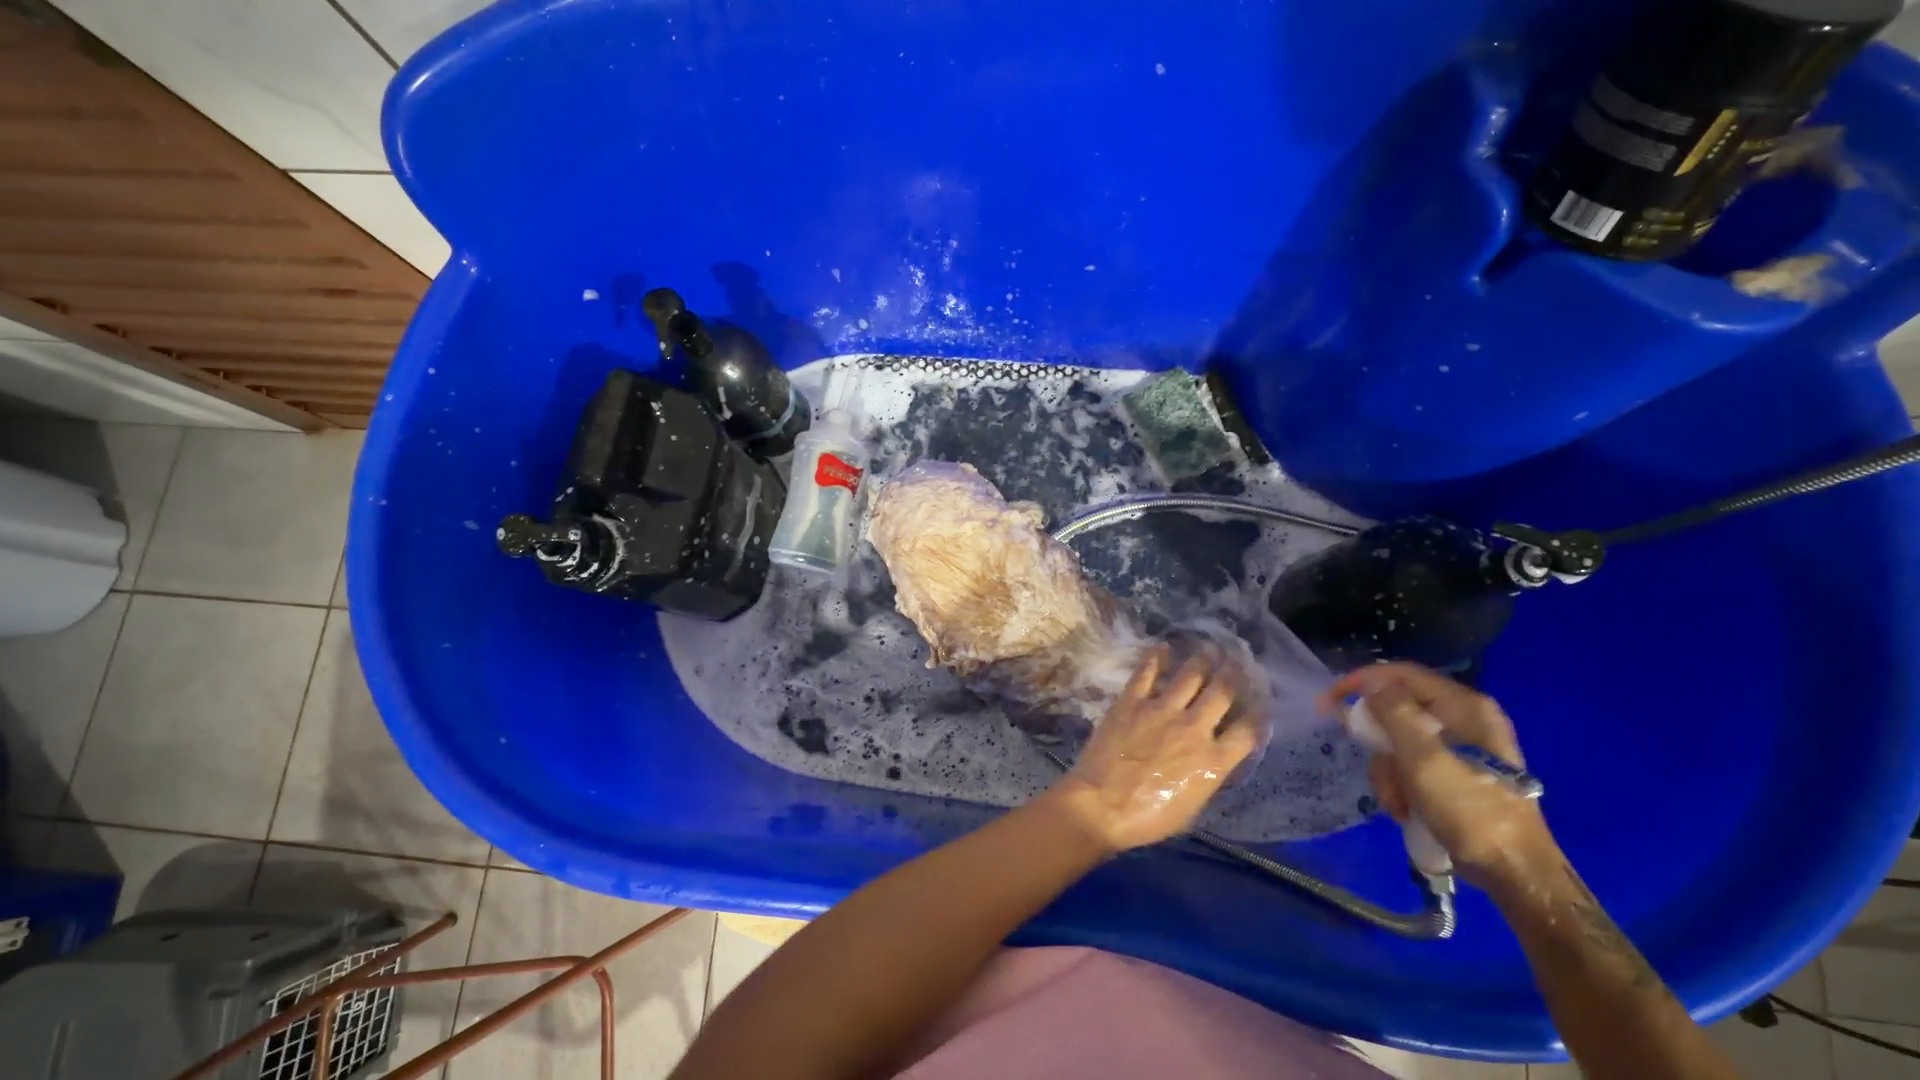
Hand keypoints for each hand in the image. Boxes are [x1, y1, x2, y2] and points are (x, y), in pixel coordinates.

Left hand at [1048, 645, 1260, 852]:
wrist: (1102, 807)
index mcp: (1213, 760)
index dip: (1259, 714)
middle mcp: (1194, 728)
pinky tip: (1164, 647)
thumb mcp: (1193, 805)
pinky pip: (1148, 672)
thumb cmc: (1149, 818)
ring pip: (1191, 674)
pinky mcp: (1132, 702)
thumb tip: (1213, 757)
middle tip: (1236, 659)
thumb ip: (1207, 775)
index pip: (1248, 730)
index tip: (1260, 702)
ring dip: (1202, 659)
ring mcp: (1162, 710)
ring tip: (1208, 649)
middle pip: (1223, 691)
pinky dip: (1157, 657)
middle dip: (1233, 672)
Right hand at [1323, 663, 1557, 887]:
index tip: (1328, 703)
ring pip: (1402, 744)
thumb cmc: (1470, 811)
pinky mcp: (1458, 775)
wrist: (1515, 871)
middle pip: (1398, 712)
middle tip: (1370, 765)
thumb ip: (1395, 713)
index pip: (1402, 675)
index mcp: (1464, 707)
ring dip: (1389, 774)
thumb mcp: (1424, 759)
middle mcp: (1465, 720)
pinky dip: (1403, 787)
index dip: (1362, 682)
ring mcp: (1463, 749)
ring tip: (1397, 803)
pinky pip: (1414, 767)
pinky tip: (1407, 810)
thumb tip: (1372, 683)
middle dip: (1380, 744)